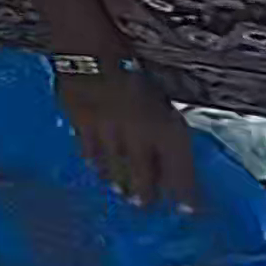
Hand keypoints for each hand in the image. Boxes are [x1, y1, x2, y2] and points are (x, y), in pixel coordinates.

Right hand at [58, 68, 197, 210]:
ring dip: (117, 179)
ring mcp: (105, 130)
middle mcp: (137, 136)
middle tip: (143, 206)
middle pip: (143, 172)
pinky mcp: (79, 121)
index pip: (179, 171)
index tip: (186, 212)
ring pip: (113, 162)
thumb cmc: (134, 75)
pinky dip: (91, 158)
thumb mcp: (162, 103)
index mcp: (165, 131)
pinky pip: (86, 145)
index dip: (184, 193)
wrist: (90, 53)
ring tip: (119, 192)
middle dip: (145, 191)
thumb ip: (163, 130)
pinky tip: (93, 166)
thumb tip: (166, 156)